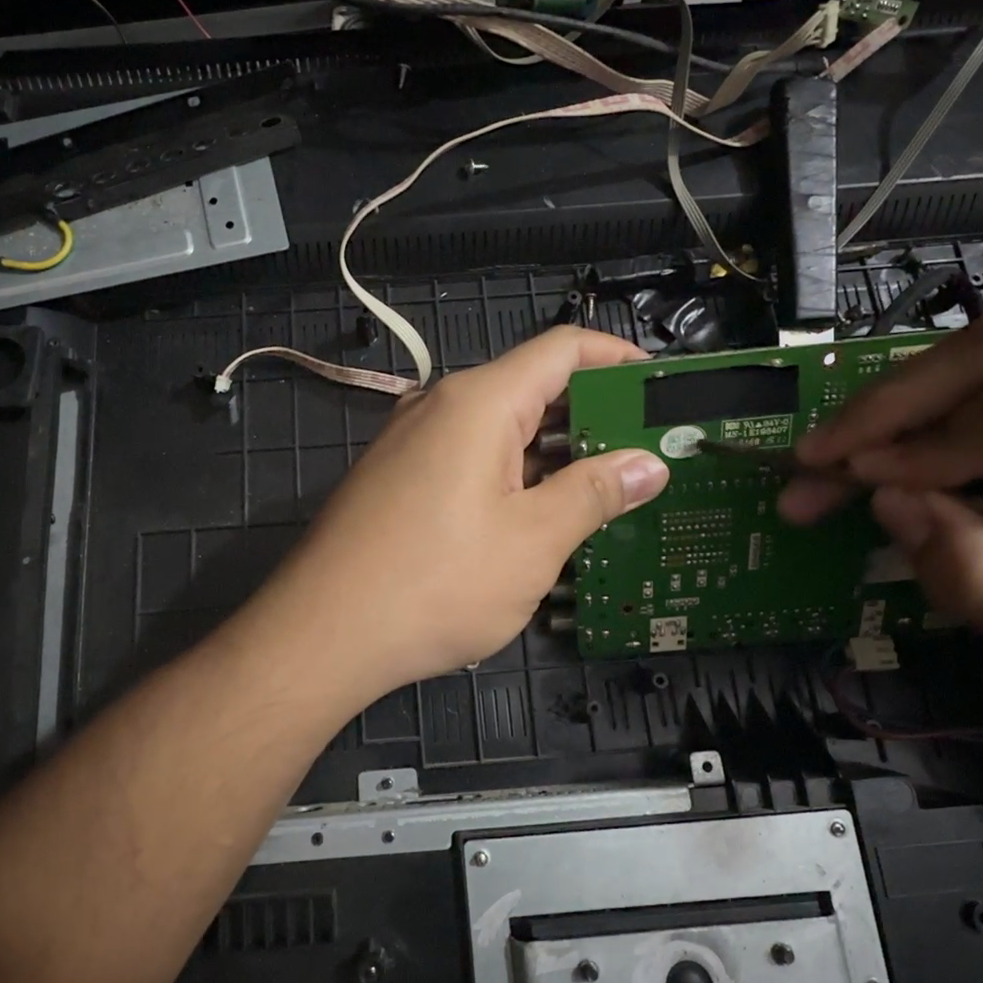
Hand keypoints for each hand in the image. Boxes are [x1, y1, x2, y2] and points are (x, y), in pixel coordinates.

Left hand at [237, 327, 670, 692]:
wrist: (322, 633)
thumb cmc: (434, 584)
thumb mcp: (532, 542)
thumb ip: (593, 494)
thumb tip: (646, 464)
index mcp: (479, 402)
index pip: (563, 349)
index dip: (617, 357)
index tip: (659, 386)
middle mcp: (440, 406)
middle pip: (531, 387)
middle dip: (592, 416)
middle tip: (647, 453)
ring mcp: (411, 442)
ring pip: (499, 429)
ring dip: (553, 453)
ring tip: (606, 490)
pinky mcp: (396, 479)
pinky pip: (468, 459)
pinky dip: (512, 475)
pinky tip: (537, 517)